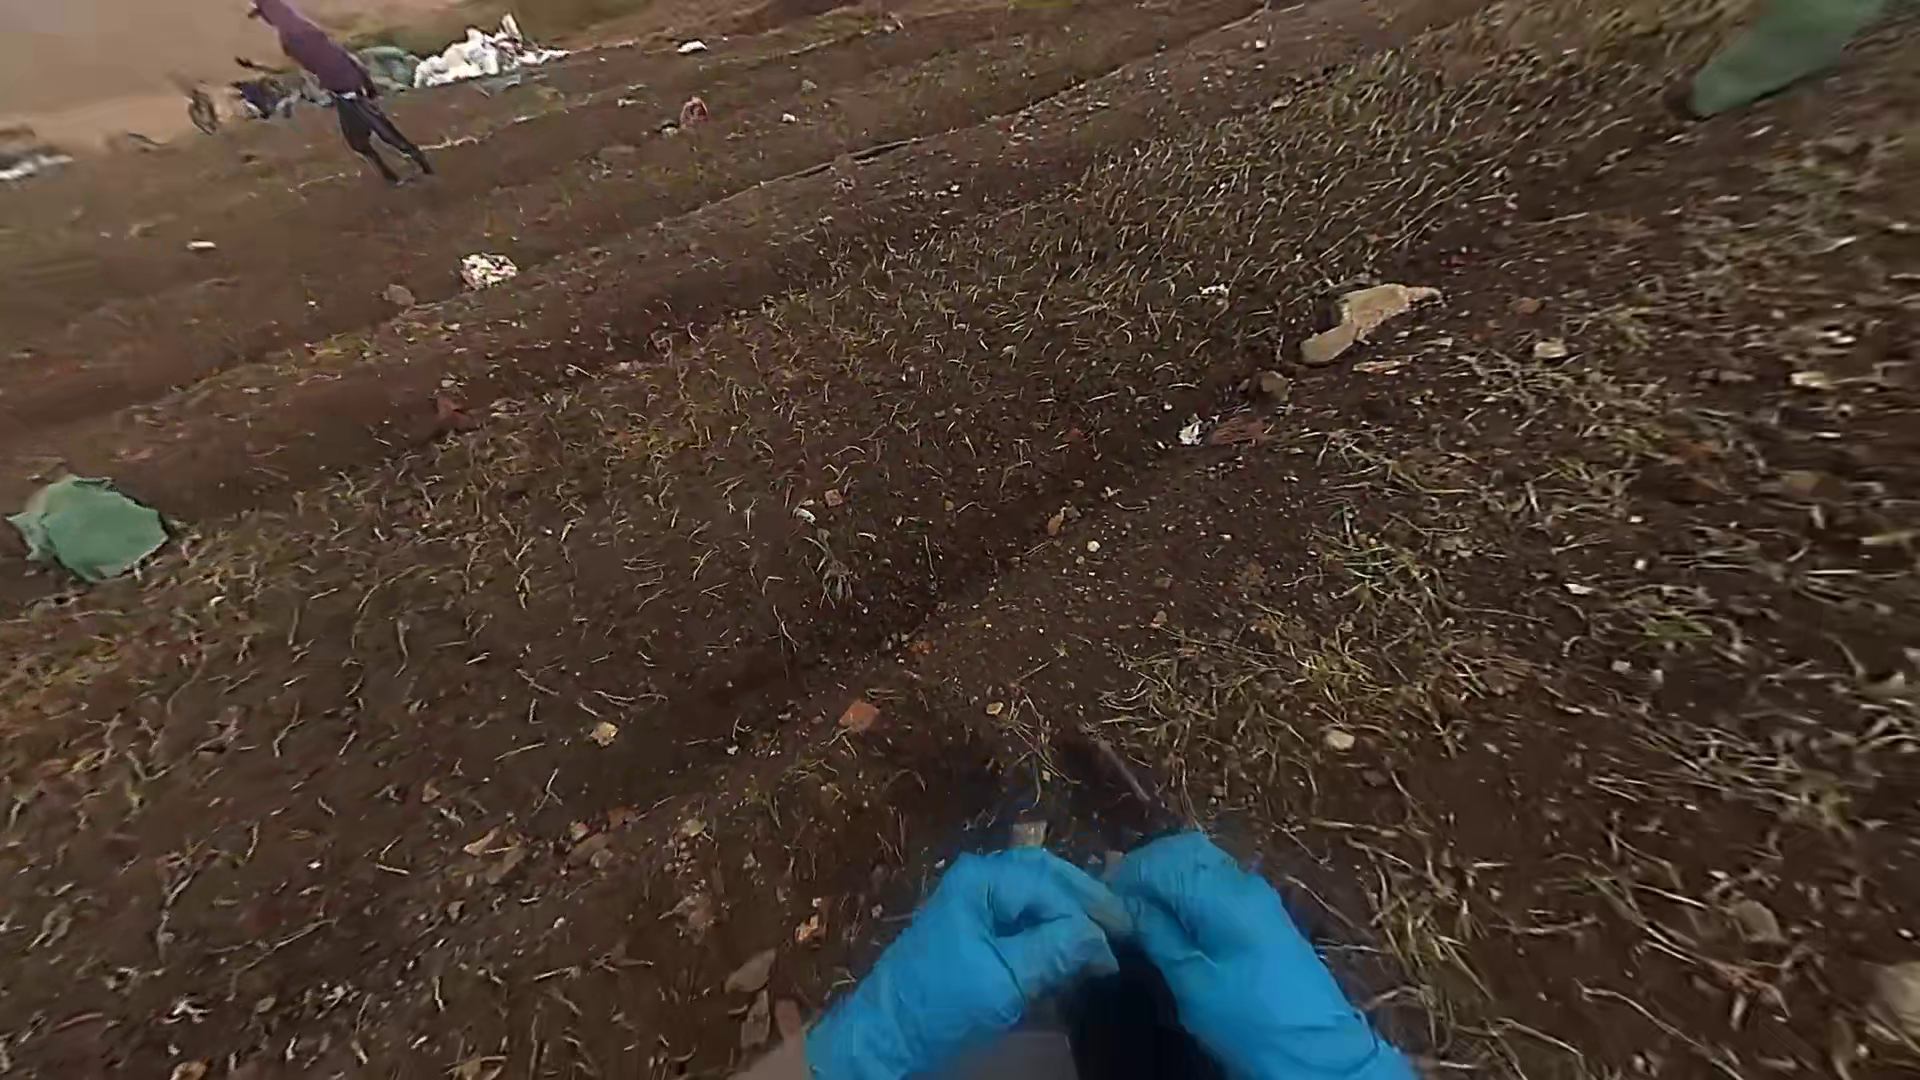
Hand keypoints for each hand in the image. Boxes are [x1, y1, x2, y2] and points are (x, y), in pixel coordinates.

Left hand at [807, 849, 1127, 1079]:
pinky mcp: (981, 920)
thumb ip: (1052, 954)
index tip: (1119, 944)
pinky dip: (1053, 920)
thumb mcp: (1001, 982)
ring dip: (1072, 906)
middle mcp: (982, 875)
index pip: (1045, 883)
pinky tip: (1074, 939)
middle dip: (1084, 896)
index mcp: (981, 877)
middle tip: (1124, 923)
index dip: (1084, 911)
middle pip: (1044, 873)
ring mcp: (980, 895)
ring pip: (1038, 888)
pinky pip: (1025, 909)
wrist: (890, 1030)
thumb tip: (1102, 940)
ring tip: (1106, 928)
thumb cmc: (941, 1002)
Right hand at [1109, 833, 1412, 1079]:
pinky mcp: (1260, 903)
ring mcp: (1253, 887)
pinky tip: (1174, 906)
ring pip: (1195, 854)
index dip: (1125, 877)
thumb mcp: (1191, 984)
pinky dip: (1185, 878)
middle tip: (1118, 899)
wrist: (1326, 1059)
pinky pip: (1212, 870)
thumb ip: (1153, 931)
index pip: (1158, 861)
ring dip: (1163, 870)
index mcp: (1221, 893)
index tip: (1102, 902)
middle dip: (1142, 866)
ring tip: (1142, 903)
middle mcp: (1238, 877)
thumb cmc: (1250, 1024)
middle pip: (1178, 847)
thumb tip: (1114, 900)